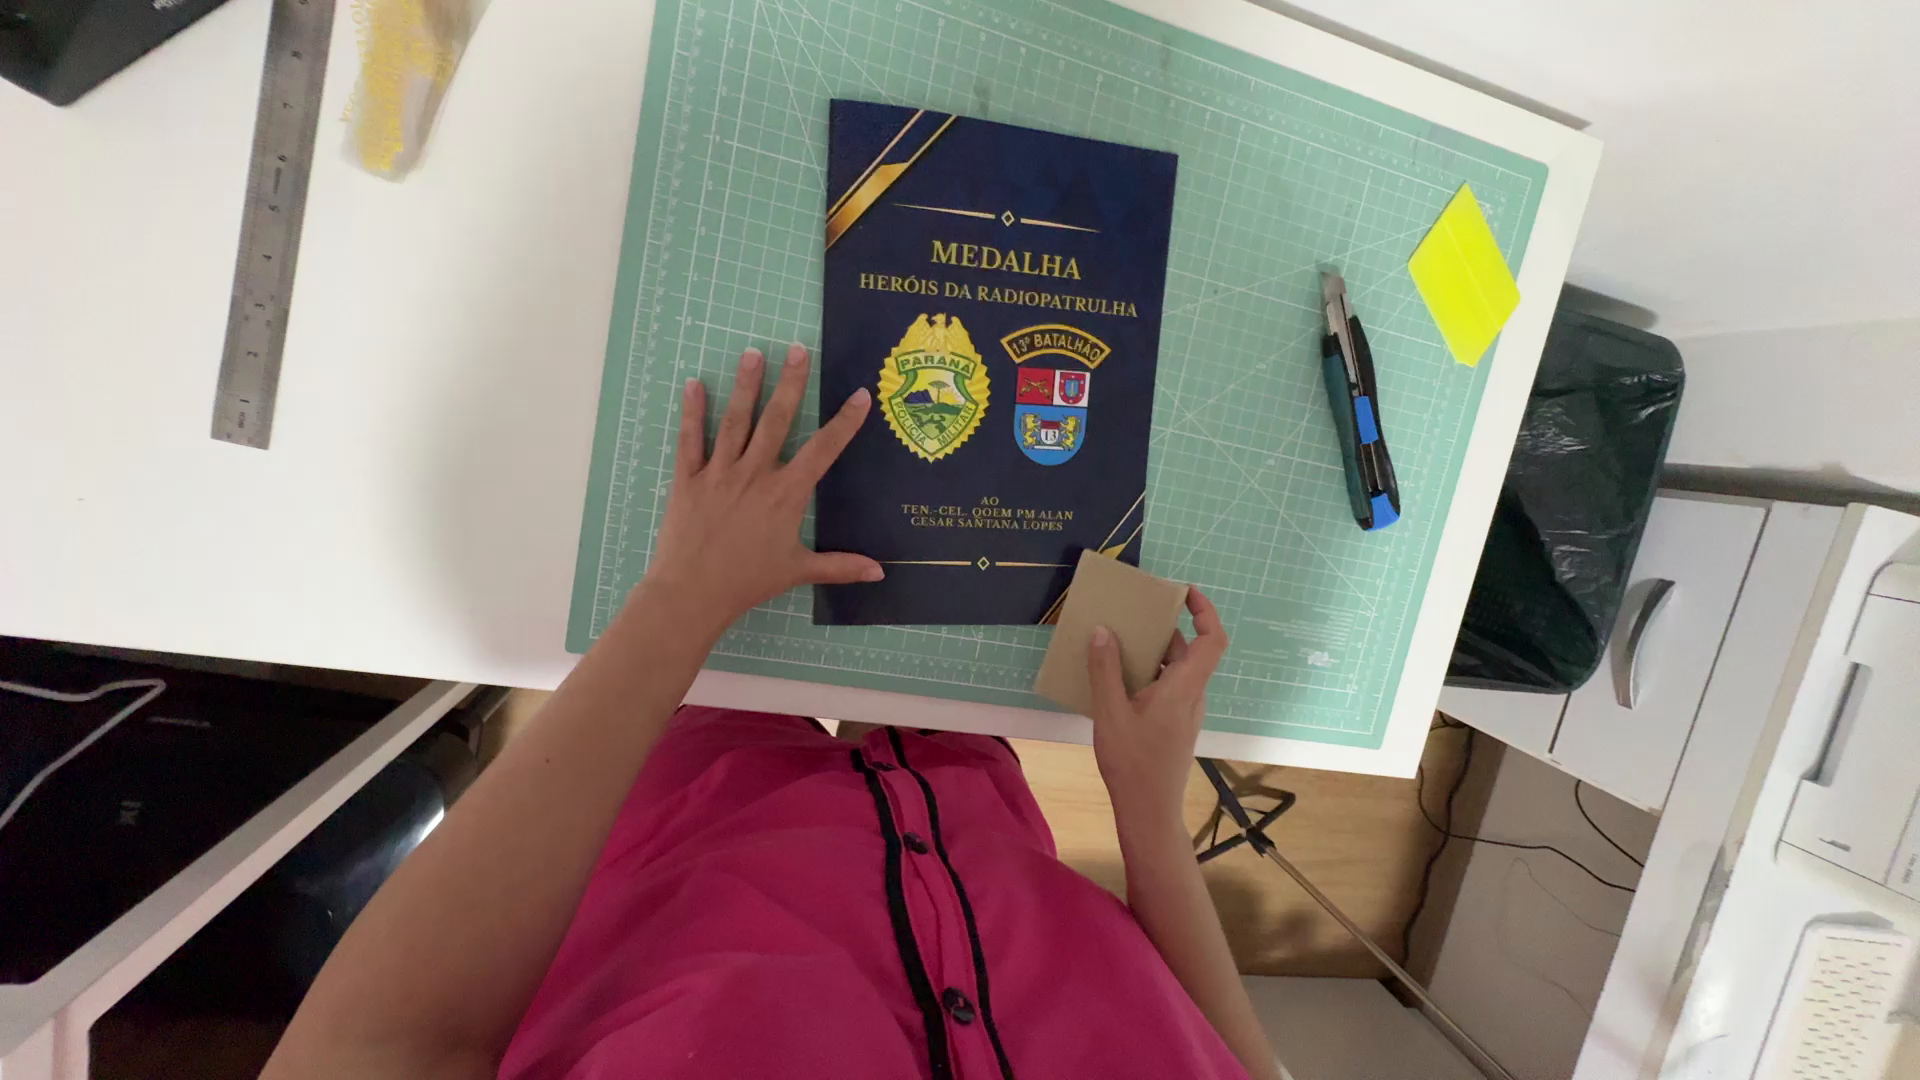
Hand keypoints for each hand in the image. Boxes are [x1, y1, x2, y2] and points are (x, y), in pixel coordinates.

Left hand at [637, 344, 880, 638]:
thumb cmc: (748, 582)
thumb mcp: (798, 570)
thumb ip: (840, 566)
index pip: (823, 450)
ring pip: (736, 421)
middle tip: (797, 350)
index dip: (844, 422)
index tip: (858, 395)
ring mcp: (720, 473)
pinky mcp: (688, 479)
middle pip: (777, 420)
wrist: (693, 593)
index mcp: (786, 494)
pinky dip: (693, 412)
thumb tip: (879, 571)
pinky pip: (691, 440)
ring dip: (746, 385)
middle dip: (790, 383)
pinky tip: (695, 384)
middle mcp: (756, 474)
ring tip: (753, 353)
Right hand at [1086, 589, 1227, 832]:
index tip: (1184, 592)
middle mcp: (1192, 695)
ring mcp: (1185, 711)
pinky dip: (1149, 671)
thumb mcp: (1110, 713)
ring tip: (1119, 639)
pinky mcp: (1175, 722)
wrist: (1149, 810)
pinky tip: (1117, 676)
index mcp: (1184, 687)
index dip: (1205, 611)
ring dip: (1154, 650)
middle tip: (1135, 612)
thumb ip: (1106, 670)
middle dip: (1166, 626)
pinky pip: (1168, 684)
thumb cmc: (1132, 762)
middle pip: (1191, 650)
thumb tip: (1104, 631)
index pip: (1212, 640)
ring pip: (1177, 668)